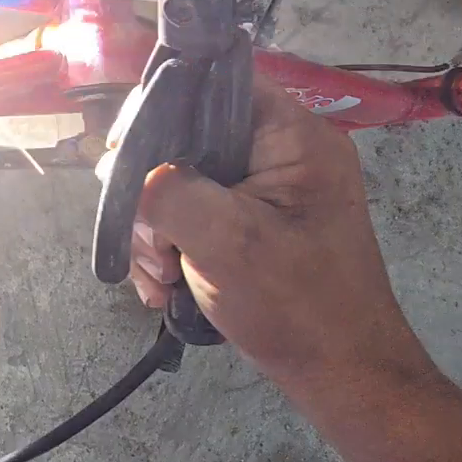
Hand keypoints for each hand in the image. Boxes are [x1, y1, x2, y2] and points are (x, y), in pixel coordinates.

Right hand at [106, 77, 437, 394]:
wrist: (339, 378)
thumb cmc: (296, 304)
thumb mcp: (225, 239)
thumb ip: (168, 189)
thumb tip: (127, 170)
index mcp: (291, 138)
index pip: (214, 84)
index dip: (159, 107)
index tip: (122, 153)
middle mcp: (274, 153)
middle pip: (181, 139)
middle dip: (147, 193)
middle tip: (149, 239)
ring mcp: (257, 190)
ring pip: (171, 183)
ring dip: (150, 231)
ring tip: (160, 275)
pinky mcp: (242, 221)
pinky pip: (181, 215)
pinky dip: (162, 248)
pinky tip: (162, 284)